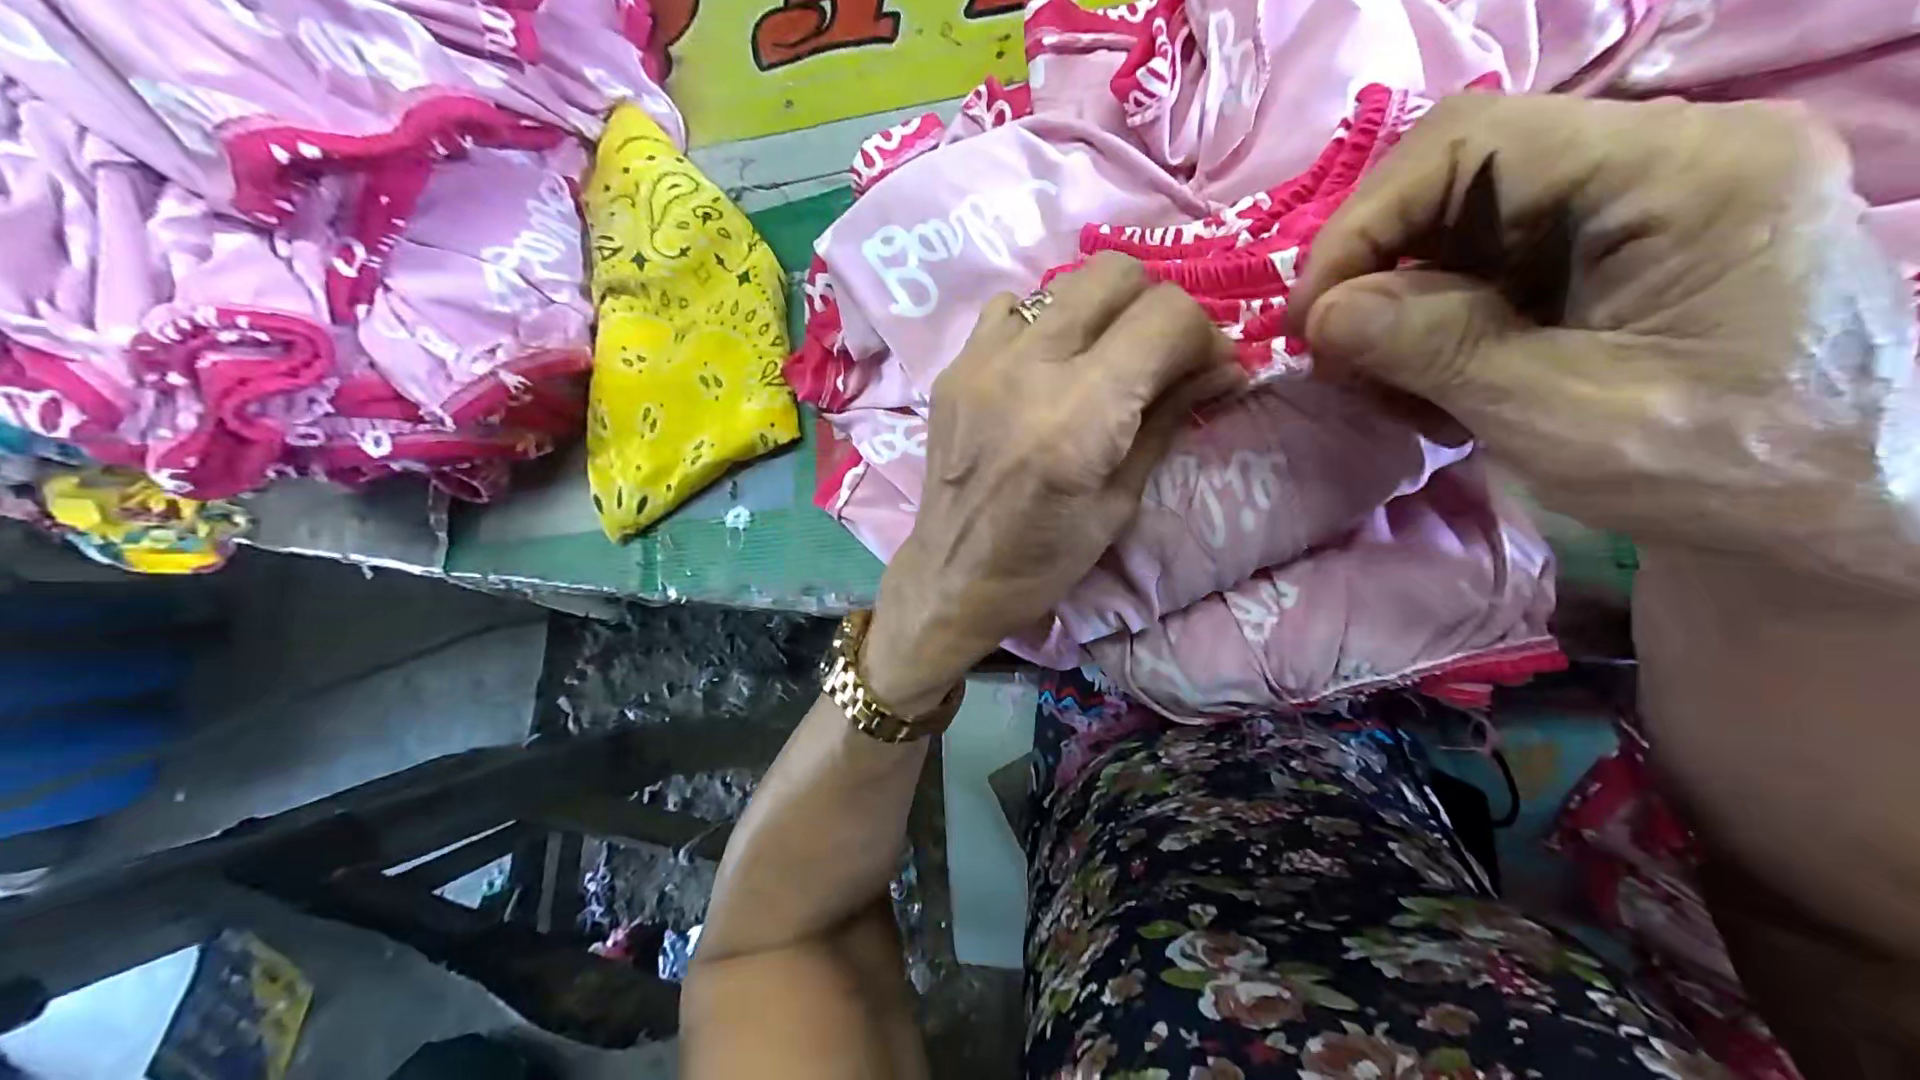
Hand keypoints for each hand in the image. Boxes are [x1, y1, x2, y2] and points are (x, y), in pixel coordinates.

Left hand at [863, 253, 1244, 712]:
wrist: (954, 578)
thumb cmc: (1045, 559)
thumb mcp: (1121, 500)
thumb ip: (1170, 418)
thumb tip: (1226, 366)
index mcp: (1079, 415)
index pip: (1165, 316)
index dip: (1203, 334)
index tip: (1208, 368)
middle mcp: (1027, 369)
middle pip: (1115, 274)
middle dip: (1154, 307)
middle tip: (1158, 357)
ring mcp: (982, 361)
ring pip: (1064, 282)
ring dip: (1101, 310)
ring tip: (1102, 359)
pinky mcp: (954, 367)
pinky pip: (1010, 309)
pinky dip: (1043, 323)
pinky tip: (1045, 366)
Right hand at [1289, 95, 1919, 590]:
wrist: (1822, 514)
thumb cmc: (1719, 470)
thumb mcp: (1563, 416)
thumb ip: (1440, 351)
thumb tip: (1323, 313)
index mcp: (1683, 170)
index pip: (1473, 142)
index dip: (1366, 221)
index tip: (1311, 315)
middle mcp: (1659, 159)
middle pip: (1456, 173)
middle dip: (1371, 263)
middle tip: (1331, 351)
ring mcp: (1629, 204)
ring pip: (1454, 221)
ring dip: (1391, 300)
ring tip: (1376, 381)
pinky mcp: (1601, 250)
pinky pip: (1477, 261)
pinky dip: (1425, 321)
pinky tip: (1420, 380)